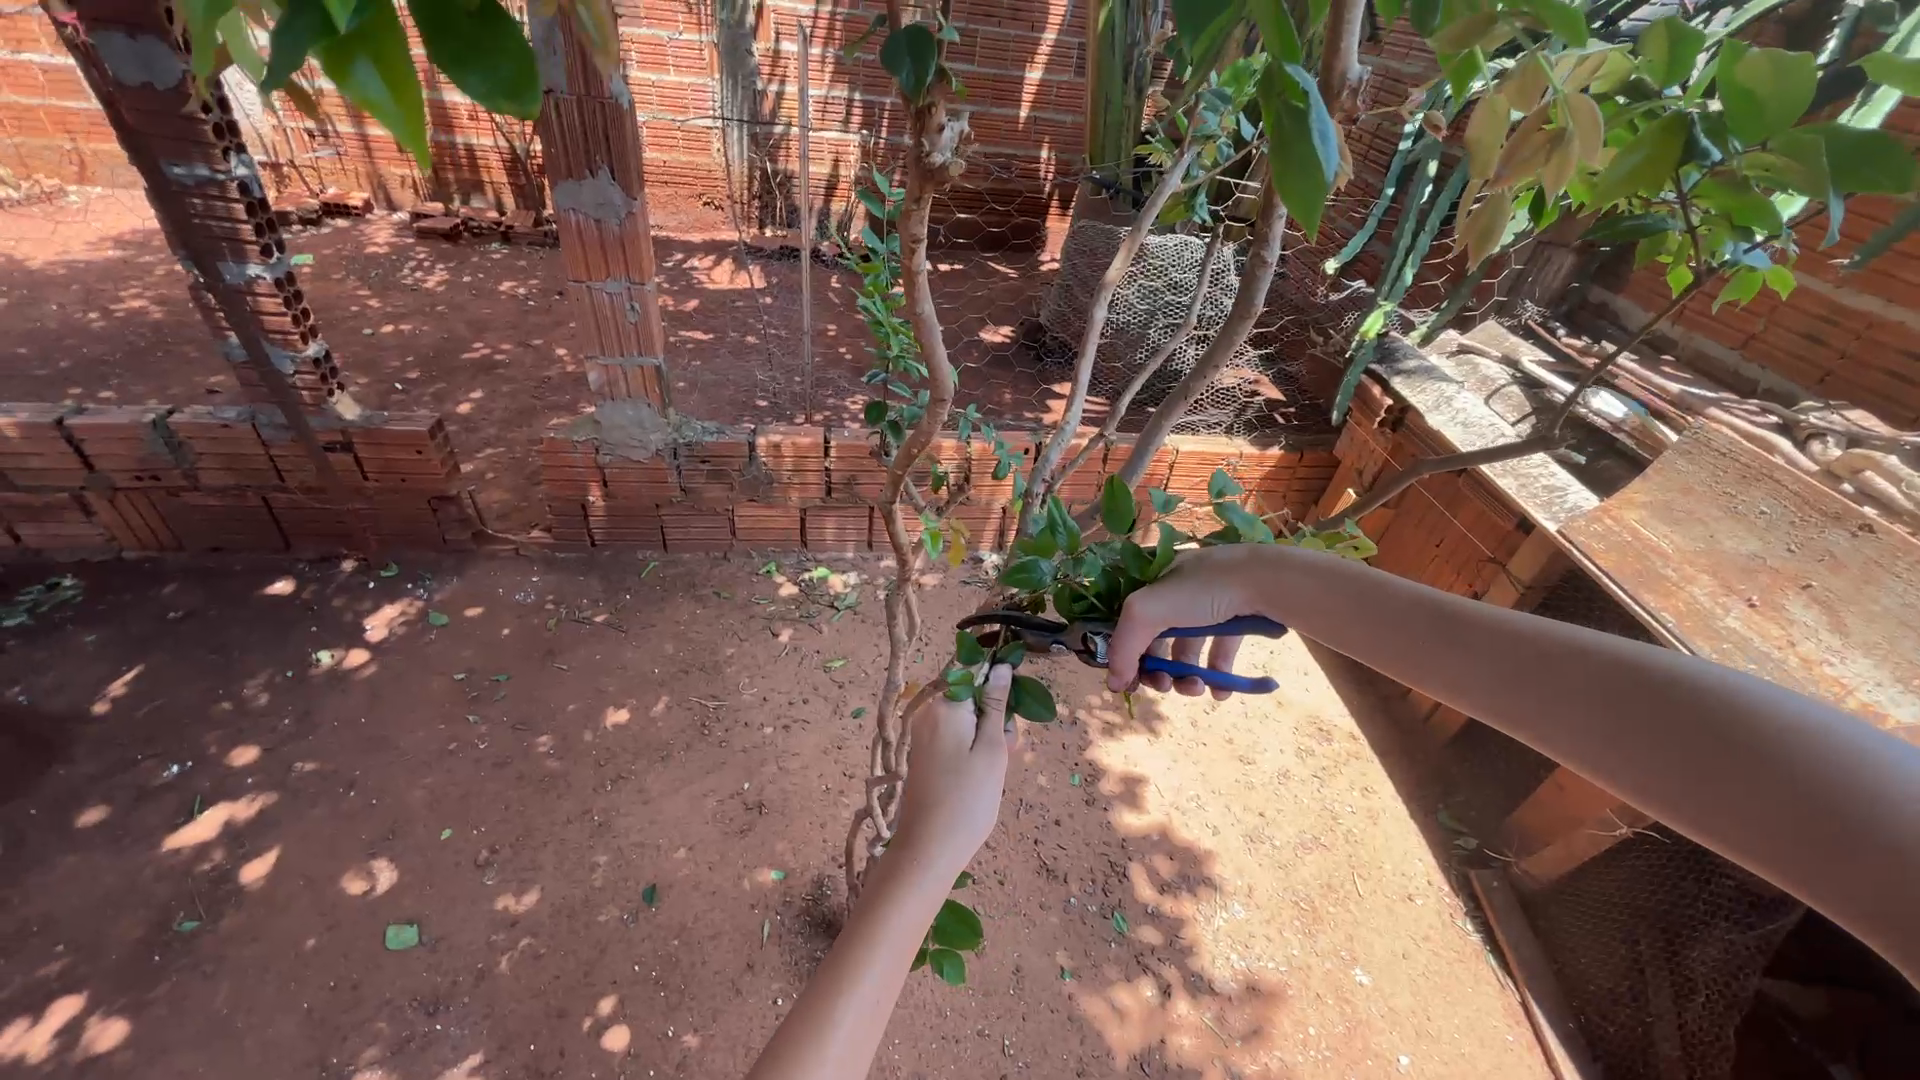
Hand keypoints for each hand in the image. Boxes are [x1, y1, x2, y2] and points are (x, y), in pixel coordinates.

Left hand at [893, 664, 1015, 877]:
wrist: (929, 849)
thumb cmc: (968, 799)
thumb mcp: (992, 749)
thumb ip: (997, 704)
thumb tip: (1002, 667)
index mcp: (945, 706)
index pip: (976, 671)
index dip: (1000, 684)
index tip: (1013, 711)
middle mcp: (929, 712)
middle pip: (973, 696)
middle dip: (995, 717)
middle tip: (1006, 751)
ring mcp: (924, 733)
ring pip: (967, 718)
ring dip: (987, 736)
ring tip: (994, 770)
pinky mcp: (925, 752)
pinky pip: (955, 735)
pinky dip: (972, 748)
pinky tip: (980, 775)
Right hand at [1106, 544, 1285, 699]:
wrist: (1266, 581)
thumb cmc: (1202, 590)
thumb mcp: (1147, 611)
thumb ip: (1124, 647)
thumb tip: (1113, 683)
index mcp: (1154, 587)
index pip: (1131, 627)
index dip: (1128, 656)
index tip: (1133, 683)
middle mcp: (1180, 596)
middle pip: (1158, 644)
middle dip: (1159, 672)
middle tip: (1166, 687)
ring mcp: (1210, 609)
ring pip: (1189, 653)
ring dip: (1187, 679)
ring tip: (1198, 688)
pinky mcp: (1238, 621)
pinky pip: (1220, 653)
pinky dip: (1218, 676)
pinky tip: (1221, 692)